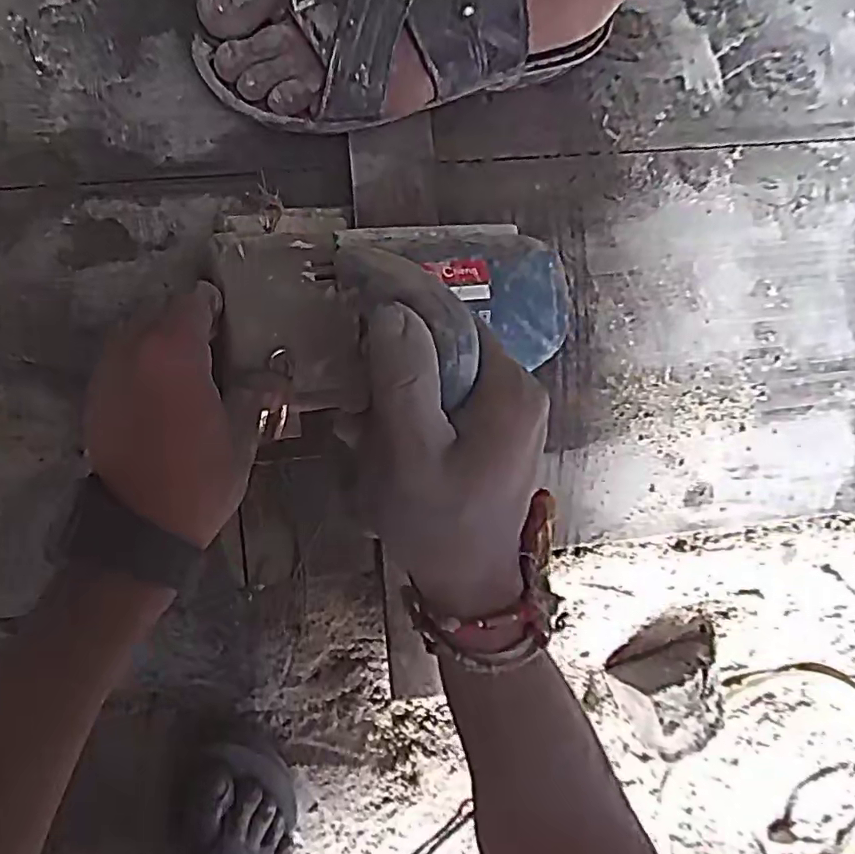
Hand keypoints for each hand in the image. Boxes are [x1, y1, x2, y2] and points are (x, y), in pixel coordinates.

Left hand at [85, 282, 283, 546]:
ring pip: (136, 338)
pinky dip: (139, 369)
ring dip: (159, 347)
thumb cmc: (197, 479)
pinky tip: (158, 398)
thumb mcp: (241, 436)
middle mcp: (131, 349)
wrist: (138, 526)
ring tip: (185, 378)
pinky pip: (120, 365)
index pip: (194, 302)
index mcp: (171, 349)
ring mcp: (106, 372)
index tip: (230, 330)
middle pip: (161, 315)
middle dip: (186, 328)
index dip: (216, 311)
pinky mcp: (93, 397)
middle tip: (212, 356)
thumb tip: (273, 375)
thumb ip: (256, 393)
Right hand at [337, 246, 550, 619]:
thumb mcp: (413, 455)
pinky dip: (395, 415)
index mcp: (506, 388)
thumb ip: (405, 382)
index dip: (398, 291)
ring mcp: (495, 414)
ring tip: (356, 432)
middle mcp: (509, 390)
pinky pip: (430, 405)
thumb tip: (391, 312)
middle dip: (383, 359)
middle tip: (345, 387)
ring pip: (428, 375)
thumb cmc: (439, 525)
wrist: (466, 586)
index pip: (448, 316)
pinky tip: (371, 443)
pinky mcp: (477, 434)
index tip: (352, 267)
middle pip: (437, 344)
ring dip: (383, 394)